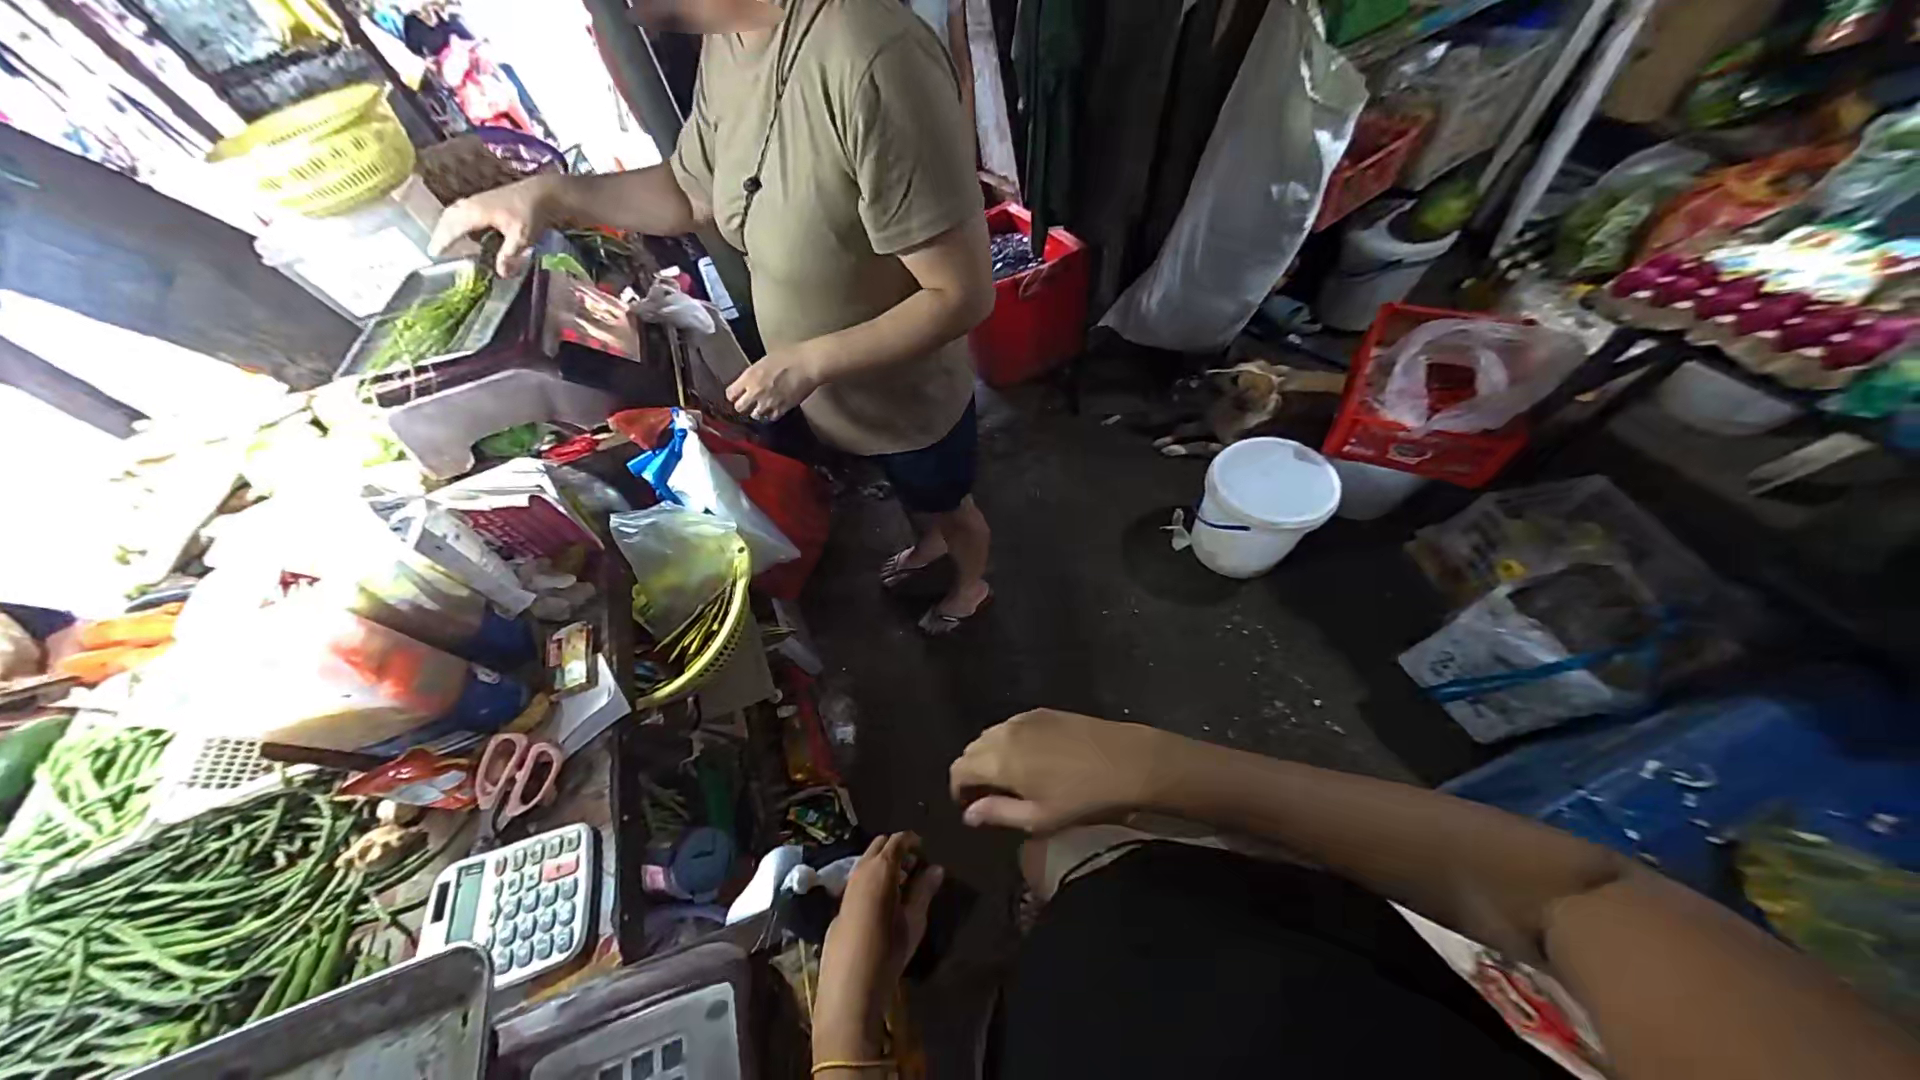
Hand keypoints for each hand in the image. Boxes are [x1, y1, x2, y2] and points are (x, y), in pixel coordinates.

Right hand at [429, 174, 565, 276]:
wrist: (541, 193)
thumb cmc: (531, 215)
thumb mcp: (521, 238)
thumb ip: (509, 255)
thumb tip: (501, 274)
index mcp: (474, 212)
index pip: (452, 228)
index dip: (442, 241)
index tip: (433, 253)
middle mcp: (469, 204)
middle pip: (447, 219)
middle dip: (440, 233)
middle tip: (435, 249)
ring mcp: (475, 200)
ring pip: (453, 213)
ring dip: (446, 226)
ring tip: (444, 240)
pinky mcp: (482, 200)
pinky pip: (461, 210)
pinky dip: (456, 220)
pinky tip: (462, 229)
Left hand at [726, 346, 821, 421]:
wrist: (807, 365)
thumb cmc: (788, 356)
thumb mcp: (764, 361)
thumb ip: (754, 374)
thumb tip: (750, 382)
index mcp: (749, 377)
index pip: (731, 393)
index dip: (733, 395)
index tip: (737, 395)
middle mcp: (755, 392)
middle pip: (740, 408)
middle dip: (743, 405)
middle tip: (748, 403)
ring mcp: (769, 403)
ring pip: (755, 415)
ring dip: (758, 411)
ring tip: (763, 406)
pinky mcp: (782, 409)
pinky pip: (771, 418)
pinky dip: (771, 415)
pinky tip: (774, 409)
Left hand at [814, 833, 942, 1060]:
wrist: (850, 984)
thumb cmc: (888, 949)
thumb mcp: (914, 919)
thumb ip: (925, 890)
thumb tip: (936, 868)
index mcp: (882, 868)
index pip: (898, 840)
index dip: (912, 840)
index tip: (925, 849)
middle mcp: (862, 869)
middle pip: (880, 844)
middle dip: (897, 849)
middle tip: (915, 866)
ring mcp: (848, 885)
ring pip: (867, 860)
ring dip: (884, 864)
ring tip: (902, 885)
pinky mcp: (840, 902)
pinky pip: (859, 877)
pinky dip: (873, 877)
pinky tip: (884, 901)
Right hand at [949, 709, 1178, 832]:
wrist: (1129, 761)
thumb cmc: (1084, 798)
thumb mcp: (1040, 818)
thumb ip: (998, 814)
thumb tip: (968, 814)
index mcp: (1000, 760)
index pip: (960, 768)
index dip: (958, 789)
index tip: (970, 807)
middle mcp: (1006, 732)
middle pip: (972, 749)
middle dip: (972, 772)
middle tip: (989, 798)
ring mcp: (1025, 718)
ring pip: (990, 735)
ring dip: (989, 755)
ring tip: (1009, 780)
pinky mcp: (1044, 712)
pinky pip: (1011, 725)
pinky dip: (1007, 741)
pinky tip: (1029, 759)